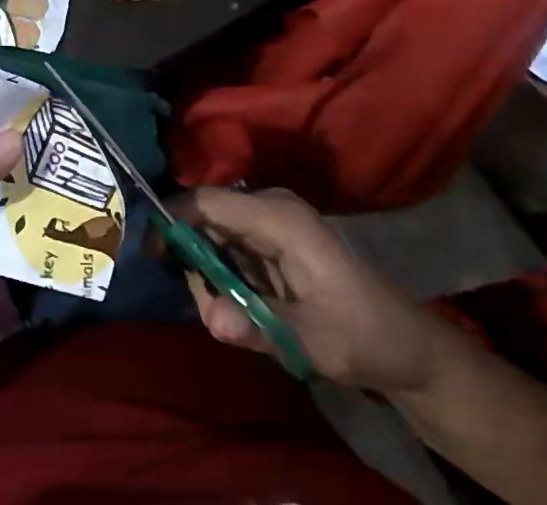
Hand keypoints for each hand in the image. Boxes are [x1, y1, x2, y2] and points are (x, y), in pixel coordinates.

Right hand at [168, 187, 437, 391]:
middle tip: (217, 313)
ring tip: (242, 321)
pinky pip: (225, 250)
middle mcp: (270, 209)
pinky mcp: (269, 240)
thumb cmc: (362, 335)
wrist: (402, 344)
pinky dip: (222, 281)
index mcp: (279, 218)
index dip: (170, 218)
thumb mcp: (312, 340)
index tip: (144, 252)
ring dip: (210, 279)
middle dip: (193, 265)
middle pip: (203, 220)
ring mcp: (269, 223)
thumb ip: (259, 326)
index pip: (207, 202)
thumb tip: (213, 318)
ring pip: (210, 237)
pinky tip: (247, 312)